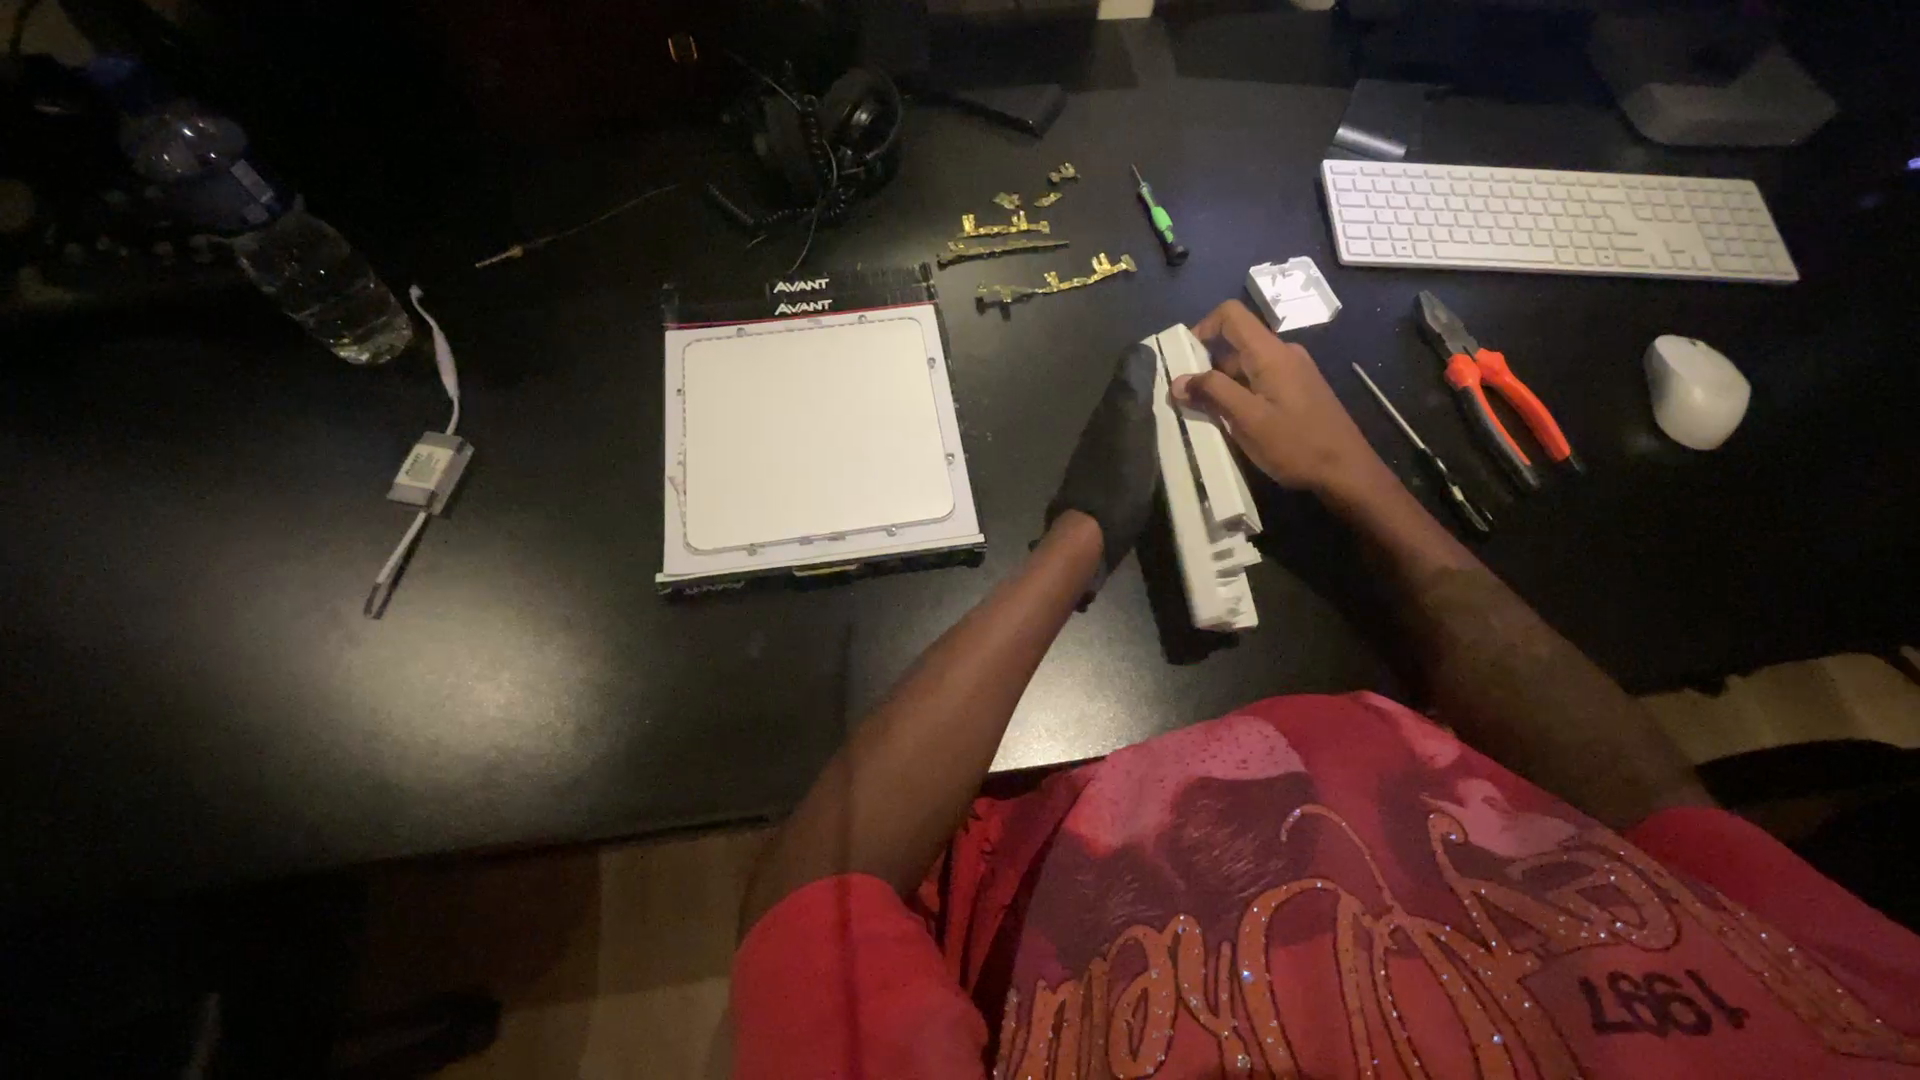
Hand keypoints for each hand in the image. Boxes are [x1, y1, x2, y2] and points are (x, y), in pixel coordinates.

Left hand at [1046, 342, 1159, 592]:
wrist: (1091, 535)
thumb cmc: (1116, 481)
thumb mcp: (1130, 431)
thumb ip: (1132, 393)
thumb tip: (1139, 348)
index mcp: (1106, 416)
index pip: (1127, 381)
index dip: (1149, 369)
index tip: (1178, 361)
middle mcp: (1099, 434)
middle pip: (1126, 406)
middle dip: (1150, 395)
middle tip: (1184, 392)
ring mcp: (1099, 461)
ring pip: (1126, 431)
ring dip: (1147, 423)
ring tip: (1178, 421)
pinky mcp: (1105, 485)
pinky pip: (1128, 456)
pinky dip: (1144, 449)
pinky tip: (1158, 454)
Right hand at [1173, 300, 1390, 500]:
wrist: (1346, 471)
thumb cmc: (1296, 444)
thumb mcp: (1248, 420)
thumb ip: (1213, 394)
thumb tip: (1178, 380)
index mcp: (1270, 353)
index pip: (1231, 315)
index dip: (1202, 328)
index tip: (1185, 360)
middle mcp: (1284, 354)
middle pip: (1236, 343)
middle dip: (1207, 366)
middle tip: (1188, 399)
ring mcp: (1294, 372)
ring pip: (1246, 366)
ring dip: (1223, 385)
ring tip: (1208, 416)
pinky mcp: (1299, 390)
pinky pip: (1261, 381)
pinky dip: (1241, 394)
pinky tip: (1235, 423)